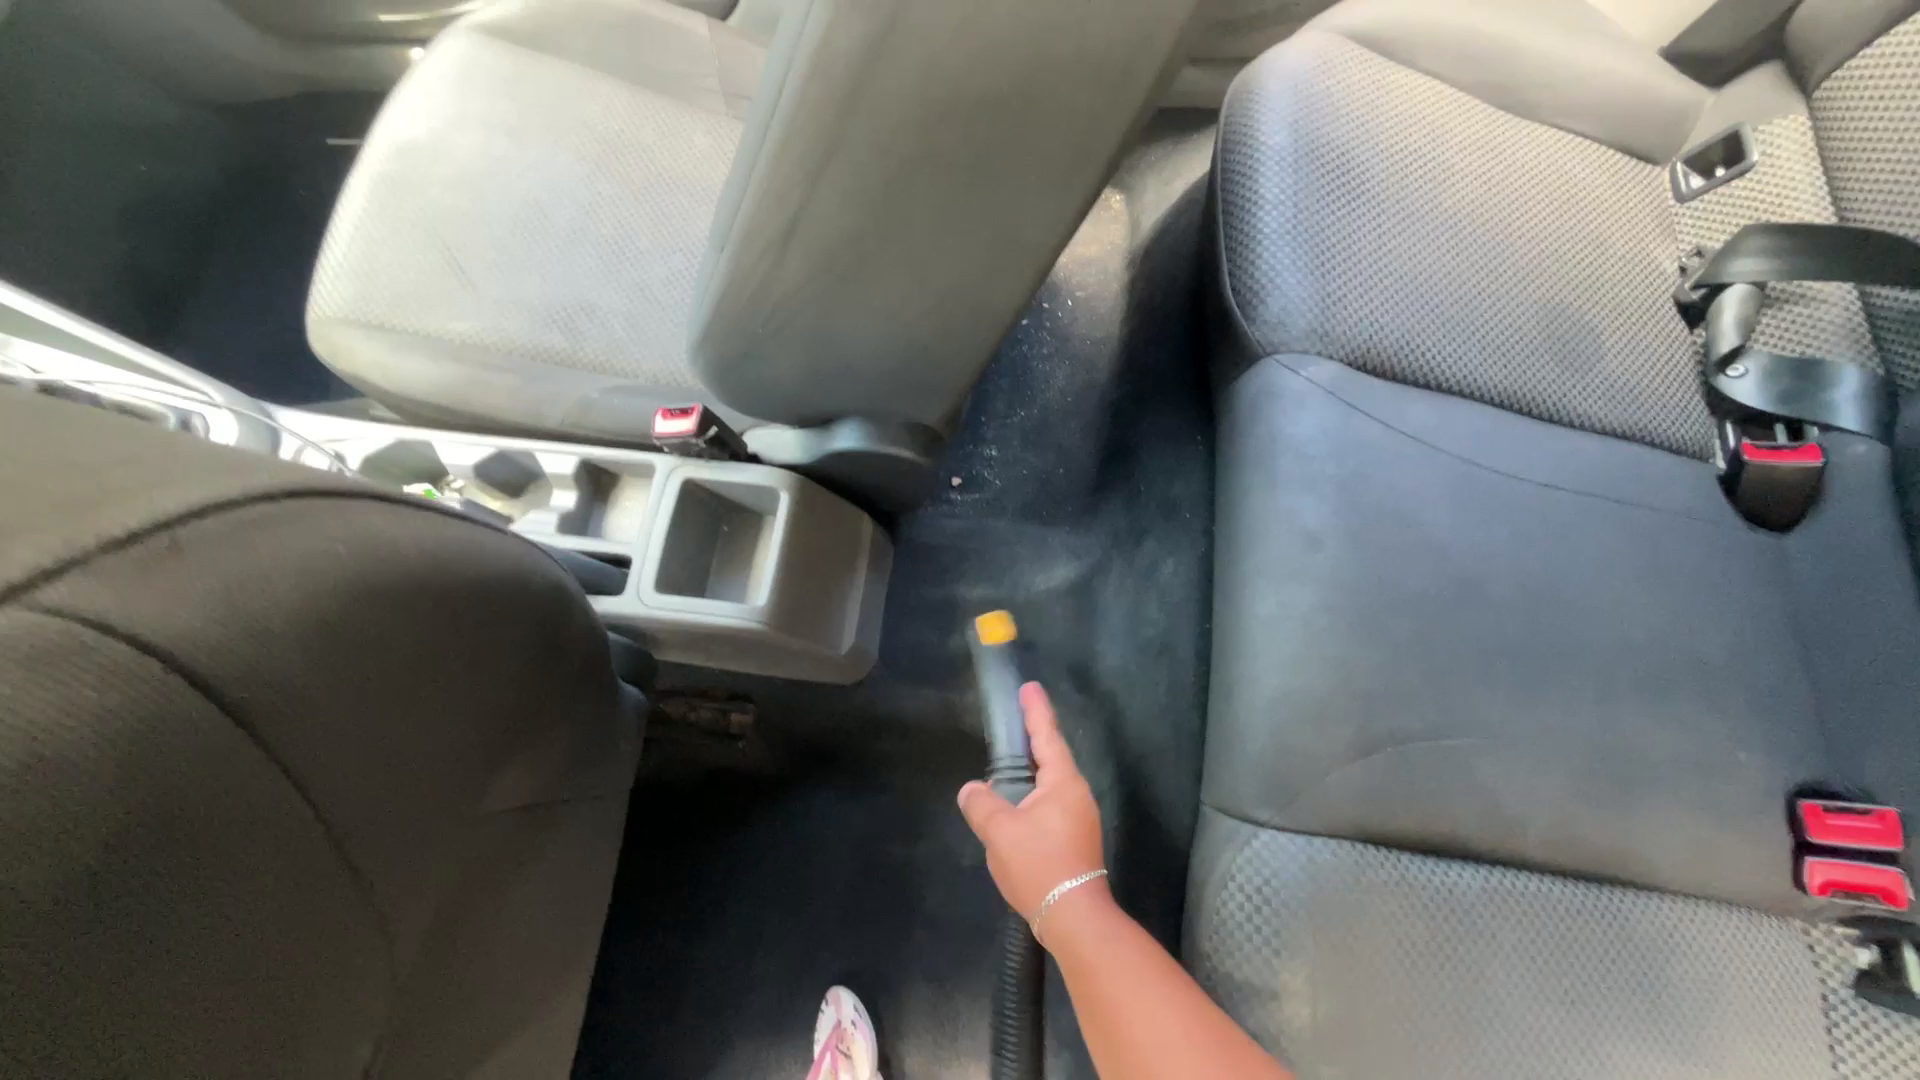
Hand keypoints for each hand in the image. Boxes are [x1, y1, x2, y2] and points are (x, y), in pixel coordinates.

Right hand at [957, 682, 1106, 922]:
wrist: (1075, 918)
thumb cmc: (1039, 865)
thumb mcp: (1000, 832)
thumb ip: (981, 805)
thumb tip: (972, 790)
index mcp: (1062, 782)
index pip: (1046, 735)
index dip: (1035, 710)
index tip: (1029, 687)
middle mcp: (1077, 794)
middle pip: (1051, 758)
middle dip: (1032, 741)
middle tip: (1013, 725)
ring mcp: (1080, 818)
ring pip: (1050, 786)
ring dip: (1030, 775)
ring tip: (1007, 772)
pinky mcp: (1076, 840)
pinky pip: (1050, 807)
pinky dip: (1032, 799)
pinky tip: (1016, 812)